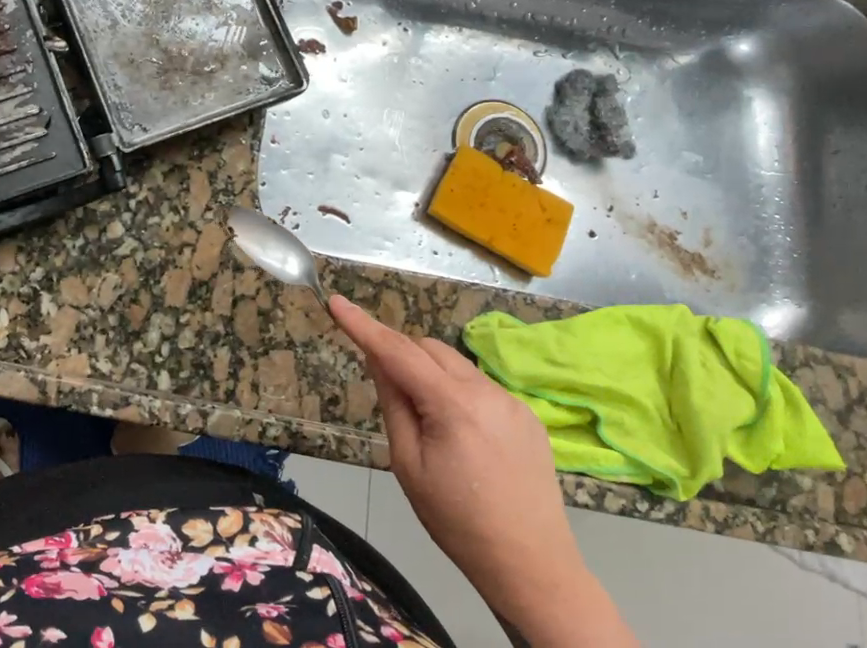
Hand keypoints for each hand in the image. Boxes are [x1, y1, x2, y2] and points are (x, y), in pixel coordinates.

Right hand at [329, 296, 634, 646]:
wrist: (530, 564)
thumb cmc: (456, 520)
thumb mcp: (407, 463)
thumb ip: (393, 403)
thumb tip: (378, 359)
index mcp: (453, 405)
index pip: (398, 352)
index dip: (363, 326)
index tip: (335, 302)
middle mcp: (487, 391)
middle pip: (429, 348)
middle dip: (401, 355)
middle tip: (388, 394)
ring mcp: (512, 402)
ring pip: (455, 365)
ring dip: (431, 375)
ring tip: (429, 426)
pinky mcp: (528, 416)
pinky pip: (480, 386)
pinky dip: (457, 392)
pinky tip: (461, 438)